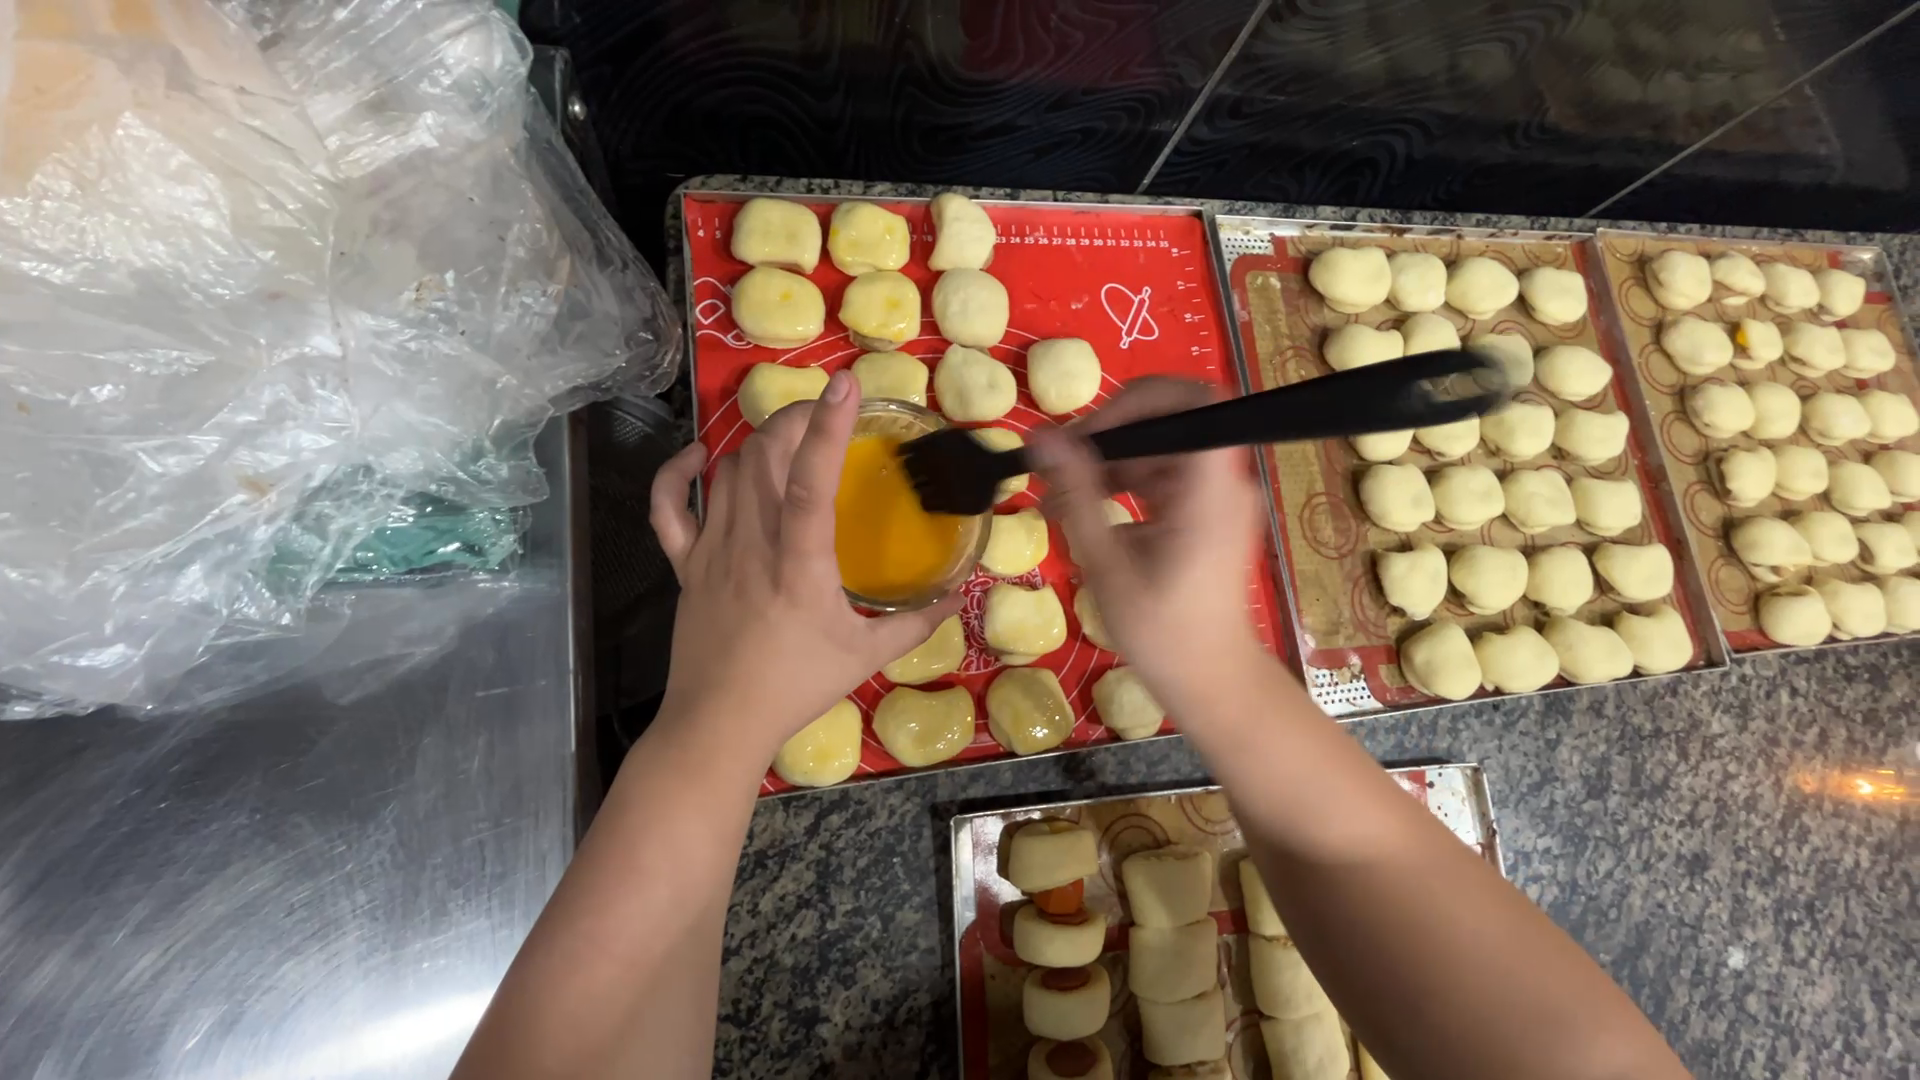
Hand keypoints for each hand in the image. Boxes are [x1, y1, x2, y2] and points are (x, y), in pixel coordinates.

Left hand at [649, 371, 959, 763]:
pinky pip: (668, 506)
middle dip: (795, 420)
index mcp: (799, 563)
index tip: (847, 383)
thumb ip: (916, 622)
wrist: (719, 723)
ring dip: (758, 445)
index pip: (810, 479)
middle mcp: (750, 543)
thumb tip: (960, 597)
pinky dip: (677, 473)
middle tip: (826, 417)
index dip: (829, 427)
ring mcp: (709, 550)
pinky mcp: (684, 564)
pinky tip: (701, 457)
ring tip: (787, 445)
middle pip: (763, 455)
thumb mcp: (866, 655)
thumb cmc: (796, 686)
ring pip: (727, 471)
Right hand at [1029, 377, 1269, 704]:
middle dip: (1109, 435)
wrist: (1211, 682)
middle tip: (1058, 464)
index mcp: (1210, 490)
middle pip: (1170, 423)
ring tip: (1058, 496)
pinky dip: (1123, 485)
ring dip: (1109, 464)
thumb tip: (1042, 438)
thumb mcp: (1107, 564)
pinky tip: (1083, 511)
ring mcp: (1216, 497)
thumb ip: (1076, 495)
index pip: (1195, 401)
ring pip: (1160, 450)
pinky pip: (1163, 478)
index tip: (1090, 432)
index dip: (1140, 399)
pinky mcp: (1205, 514)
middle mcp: (1223, 482)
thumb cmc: (1162, 633)